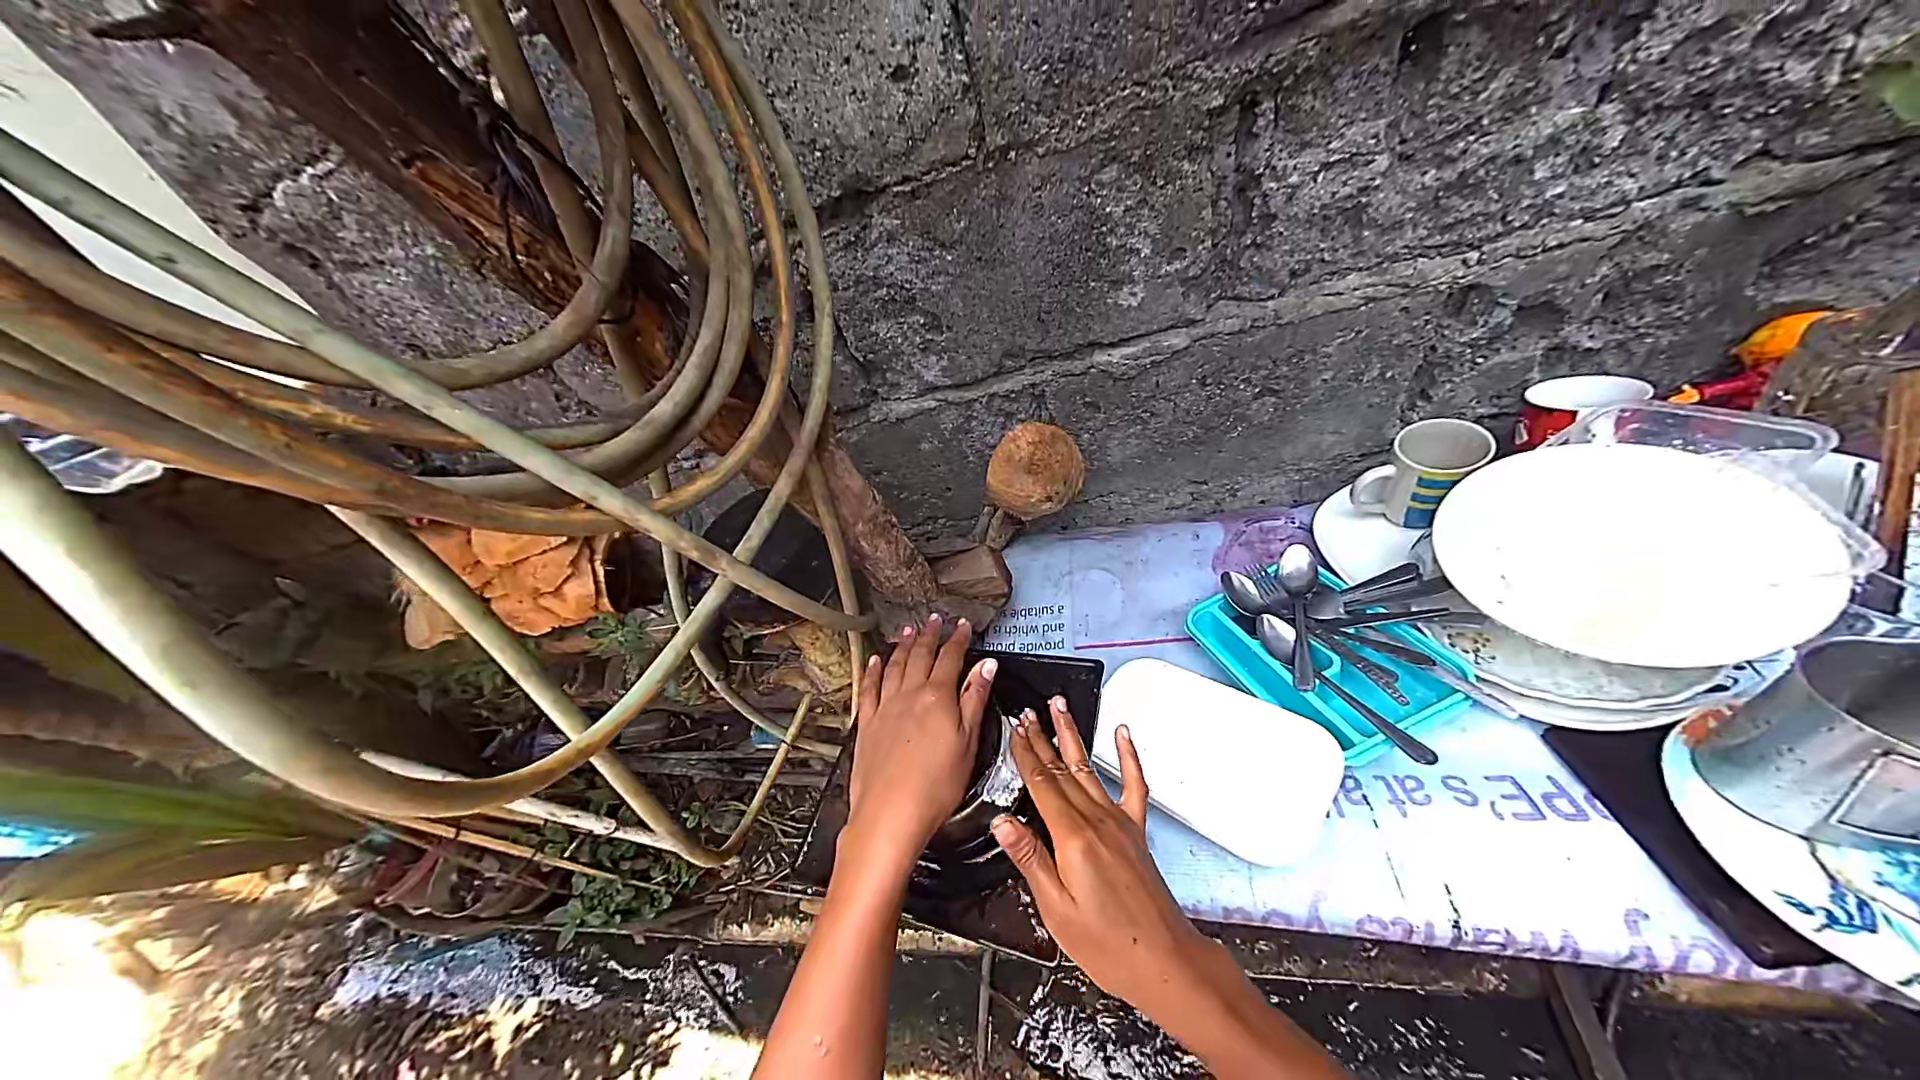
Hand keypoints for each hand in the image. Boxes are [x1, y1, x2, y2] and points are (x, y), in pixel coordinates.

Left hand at [844, 615, 995, 865]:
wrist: (890, 814)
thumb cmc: (933, 787)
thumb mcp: (968, 743)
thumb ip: (975, 700)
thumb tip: (986, 668)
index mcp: (937, 698)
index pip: (951, 658)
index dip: (958, 639)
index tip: (963, 627)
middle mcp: (908, 696)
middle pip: (920, 655)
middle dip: (930, 635)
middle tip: (935, 620)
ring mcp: (885, 708)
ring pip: (895, 665)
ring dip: (903, 645)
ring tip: (908, 630)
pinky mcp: (867, 724)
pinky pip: (869, 687)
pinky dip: (873, 671)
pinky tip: (875, 662)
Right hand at [996, 702, 1351, 1078]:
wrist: (1166, 962)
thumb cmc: (1111, 945)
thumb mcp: (1057, 910)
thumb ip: (1030, 860)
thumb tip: (1003, 823)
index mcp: (1073, 839)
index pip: (1041, 784)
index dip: (1025, 754)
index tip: (1015, 729)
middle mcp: (1097, 822)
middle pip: (1061, 770)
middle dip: (1041, 738)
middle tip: (1027, 712)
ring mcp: (1119, 823)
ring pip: (1088, 769)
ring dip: (1072, 736)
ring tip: (1060, 708)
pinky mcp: (1135, 831)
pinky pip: (1133, 784)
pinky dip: (1128, 756)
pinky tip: (1122, 734)